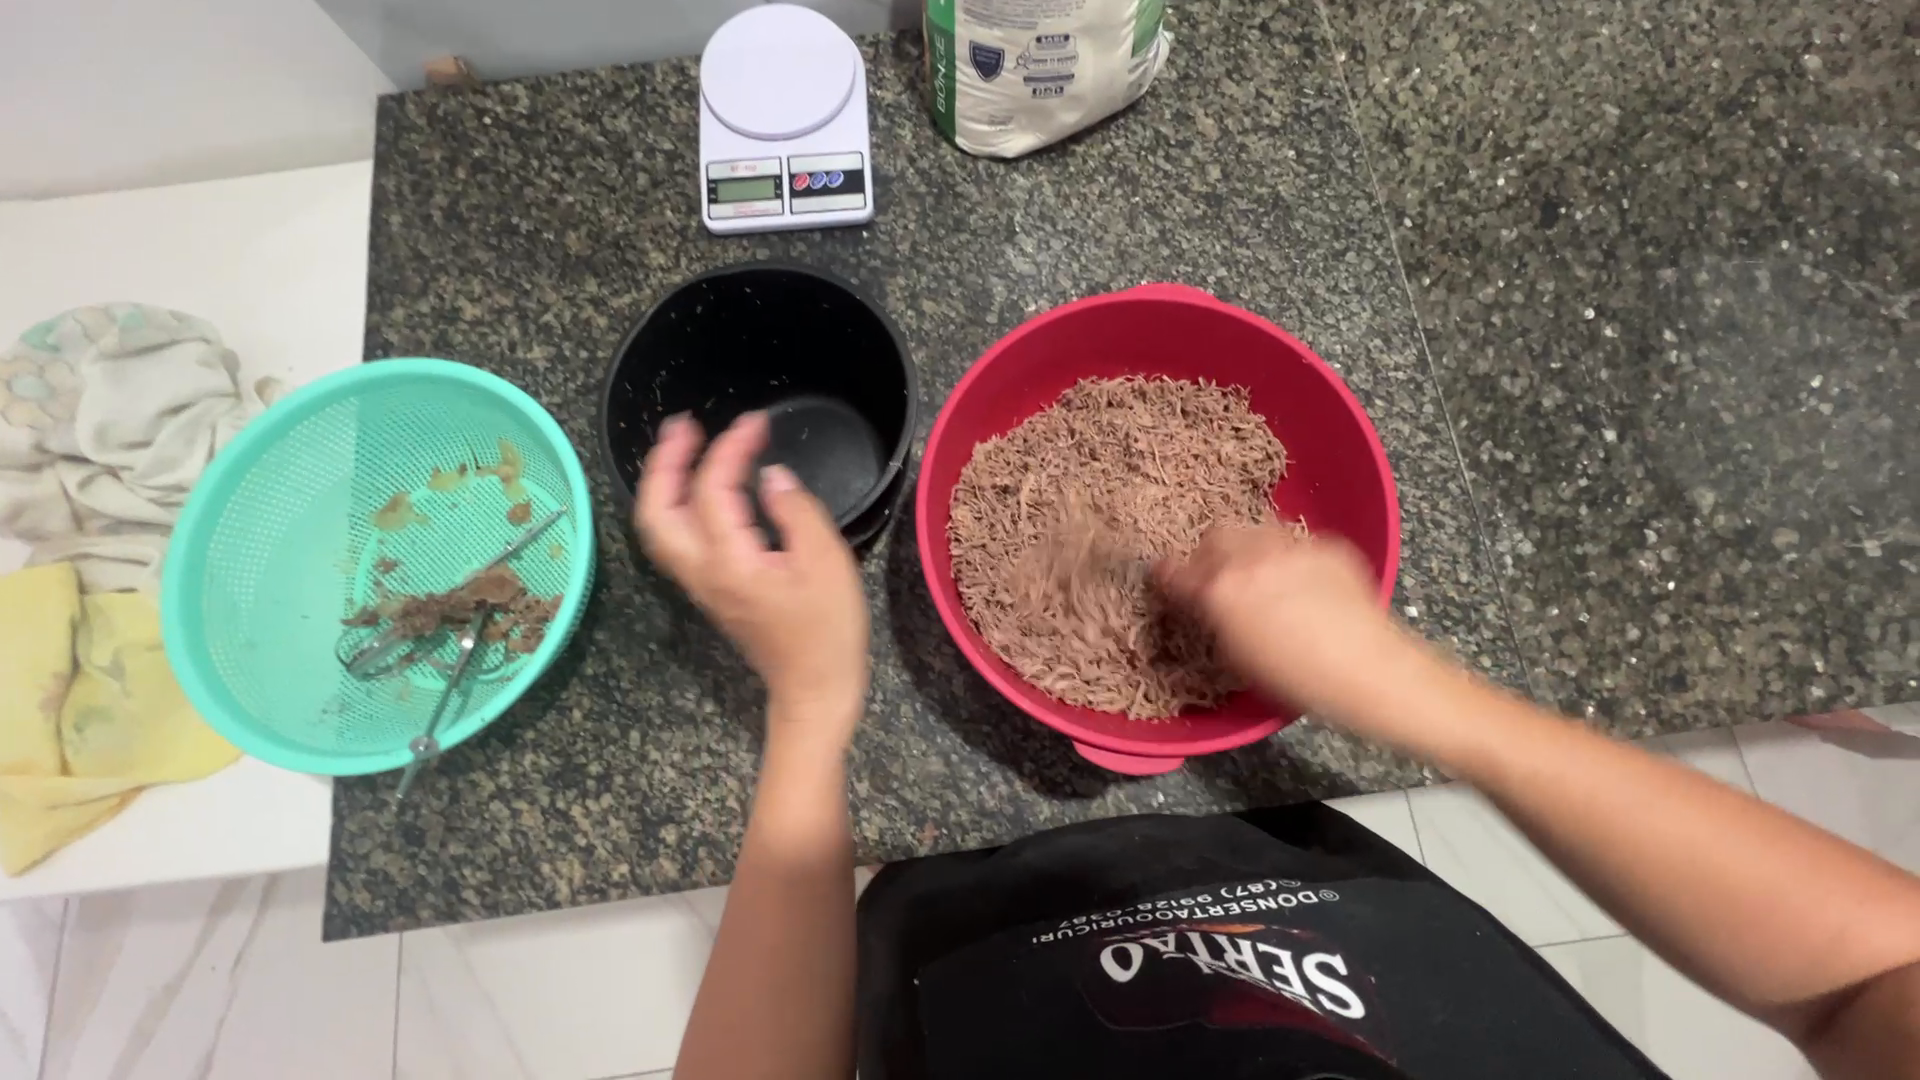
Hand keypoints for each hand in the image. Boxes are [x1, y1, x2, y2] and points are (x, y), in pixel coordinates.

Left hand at [635, 411, 868, 751]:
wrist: (814, 688)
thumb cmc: (827, 629)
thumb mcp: (827, 563)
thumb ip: (797, 511)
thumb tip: (771, 478)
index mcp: (731, 561)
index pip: (712, 490)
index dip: (731, 449)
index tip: (756, 423)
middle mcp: (702, 571)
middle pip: (657, 511)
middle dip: (666, 462)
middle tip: (687, 426)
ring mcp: (701, 585)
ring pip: (659, 527)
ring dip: (664, 483)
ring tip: (685, 448)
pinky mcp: (711, 591)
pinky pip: (676, 540)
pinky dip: (676, 505)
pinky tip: (700, 490)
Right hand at [1156, 526, 1413, 724]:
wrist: (1369, 669)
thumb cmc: (1296, 678)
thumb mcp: (1236, 655)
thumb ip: (1214, 619)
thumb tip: (1209, 606)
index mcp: (1219, 590)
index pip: (1173, 570)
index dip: (1165, 574)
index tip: (1164, 577)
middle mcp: (1249, 558)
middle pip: (1213, 536)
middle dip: (1208, 553)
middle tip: (1217, 575)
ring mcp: (1289, 546)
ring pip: (1253, 530)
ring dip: (1247, 548)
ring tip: (1260, 573)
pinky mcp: (1326, 544)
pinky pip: (1293, 540)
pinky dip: (1287, 556)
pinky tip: (1302, 582)